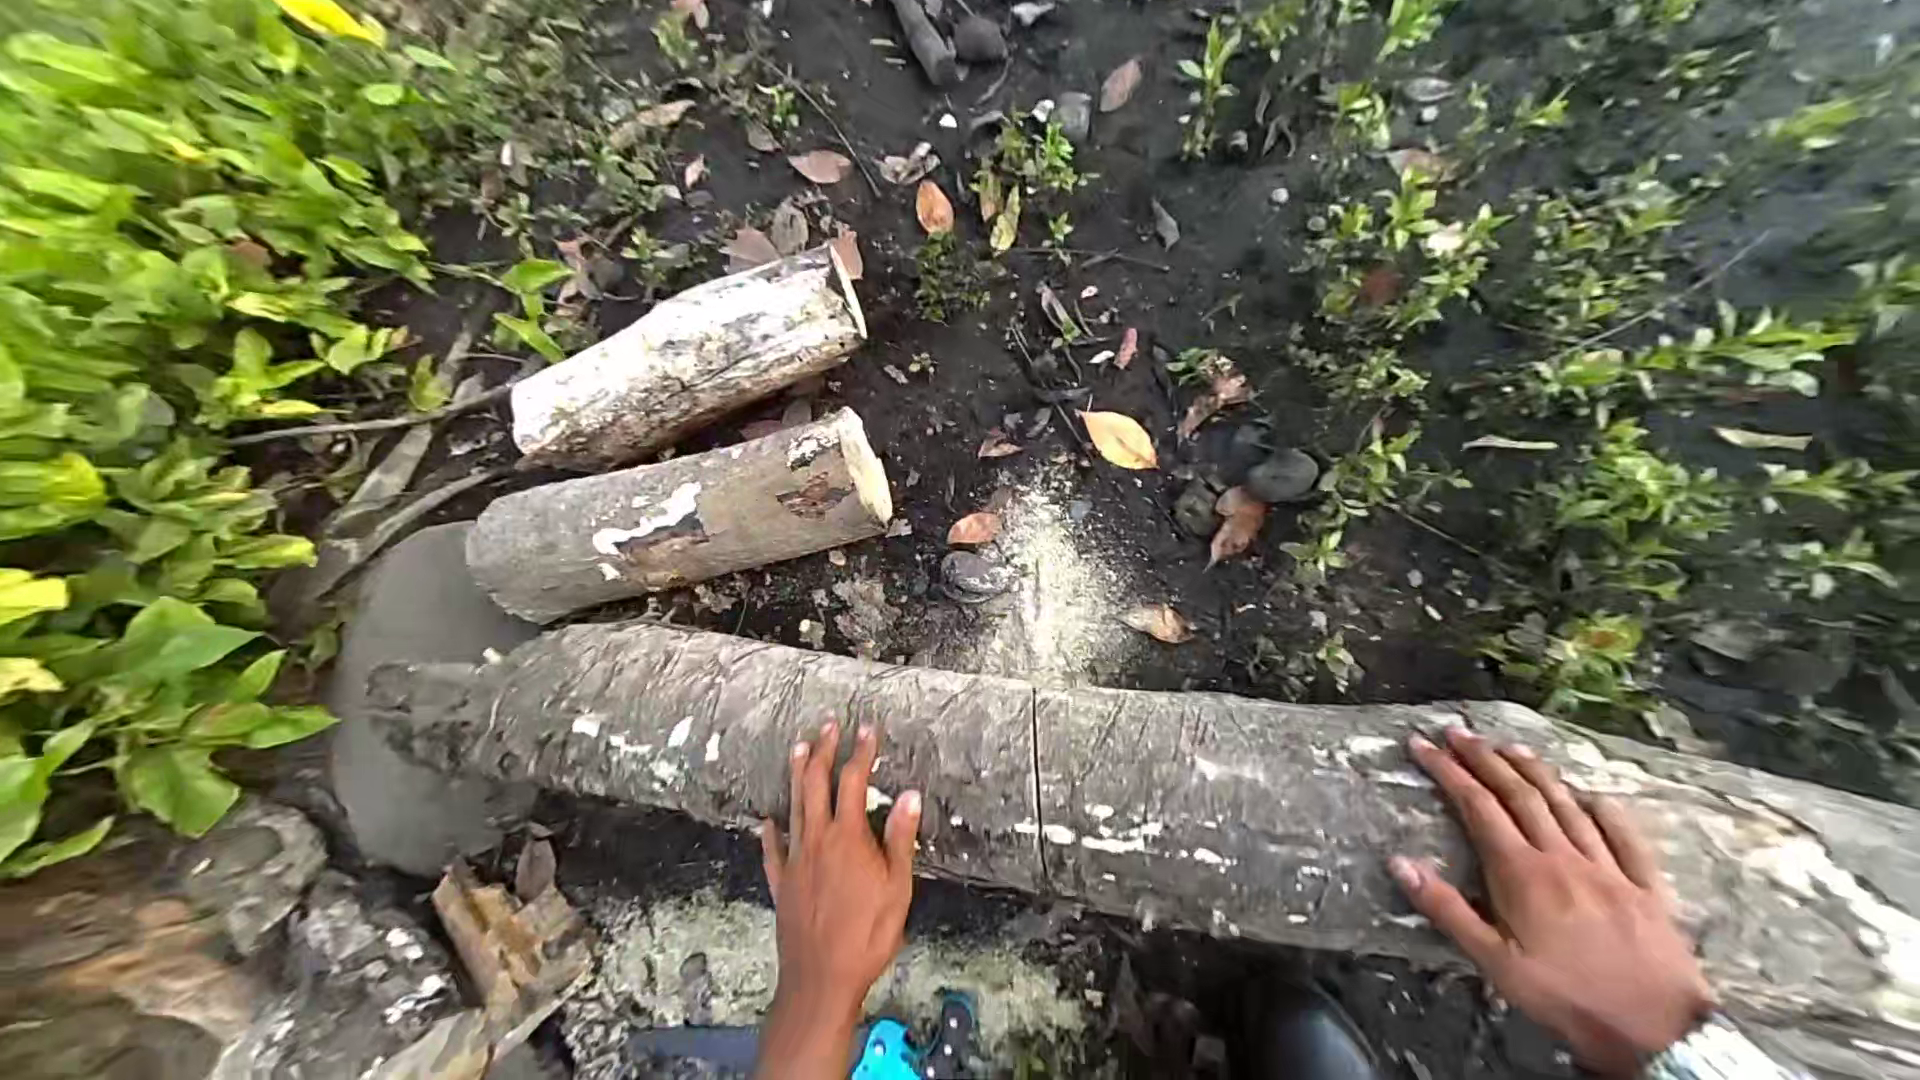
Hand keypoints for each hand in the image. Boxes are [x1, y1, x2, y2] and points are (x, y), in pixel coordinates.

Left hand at [754, 722, 920, 1079]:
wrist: (821, 980)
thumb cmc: (867, 934)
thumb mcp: (898, 887)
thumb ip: (901, 838)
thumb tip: (909, 795)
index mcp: (848, 836)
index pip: (854, 781)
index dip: (862, 752)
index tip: (867, 729)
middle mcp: (818, 839)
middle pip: (817, 784)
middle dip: (824, 751)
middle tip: (828, 725)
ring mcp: (796, 860)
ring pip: (794, 806)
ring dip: (797, 775)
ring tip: (799, 748)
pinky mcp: (782, 884)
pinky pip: (773, 851)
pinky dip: (770, 833)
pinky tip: (766, 822)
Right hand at [1392, 727, 1712, 1077]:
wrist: (1665, 1040)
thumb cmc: (1567, 997)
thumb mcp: (1494, 962)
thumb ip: (1445, 908)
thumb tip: (1397, 861)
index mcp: (1522, 871)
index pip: (1476, 804)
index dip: (1446, 769)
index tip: (1421, 744)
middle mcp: (1563, 858)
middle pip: (1518, 793)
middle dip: (1484, 758)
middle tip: (1458, 731)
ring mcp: (1610, 871)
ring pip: (1566, 806)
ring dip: (1535, 772)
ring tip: (1510, 747)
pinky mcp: (1648, 891)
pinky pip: (1627, 840)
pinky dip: (1605, 811)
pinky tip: (1590, 795)